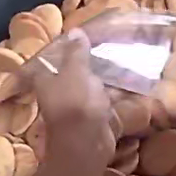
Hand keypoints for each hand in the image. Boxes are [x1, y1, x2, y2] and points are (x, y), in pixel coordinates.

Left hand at [27, 31, 113, 162]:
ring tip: (121, 57)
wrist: (87, 144)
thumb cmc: (75, 103)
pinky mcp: (94, 117)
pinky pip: (104, 99)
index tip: (80, 36)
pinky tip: (129, 81)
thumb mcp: (75, 71)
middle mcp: (58, 92)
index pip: (51, 57)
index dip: (64, 46)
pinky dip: (115, 92)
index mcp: (46, 79)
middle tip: (106, 43)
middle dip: (88, 60)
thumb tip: (75, 30)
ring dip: (104, 76)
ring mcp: (77, 105)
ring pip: (90, 84)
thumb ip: (76, 52)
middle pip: (72, 70)